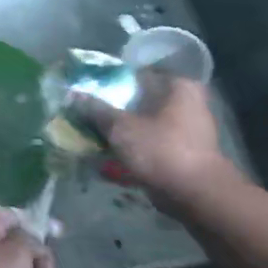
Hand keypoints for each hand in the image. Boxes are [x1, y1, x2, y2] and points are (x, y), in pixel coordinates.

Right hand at [80, 72, 240, 206]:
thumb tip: (75, 96)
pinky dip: (132, 148)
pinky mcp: (182, 149)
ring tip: (94, 141)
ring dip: (120, 133)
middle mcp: (187, 101)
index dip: (107, 86)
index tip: (86, 97)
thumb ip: (96, 110)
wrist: (193, 191)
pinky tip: (110, 160)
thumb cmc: (159, 150)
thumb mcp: (120, 127)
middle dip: (112, 113)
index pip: (135, 76)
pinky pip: (150, 142)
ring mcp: (187, 126)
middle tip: (86, 121)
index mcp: (177, 86)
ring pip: (143, 124)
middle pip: (139, 102)